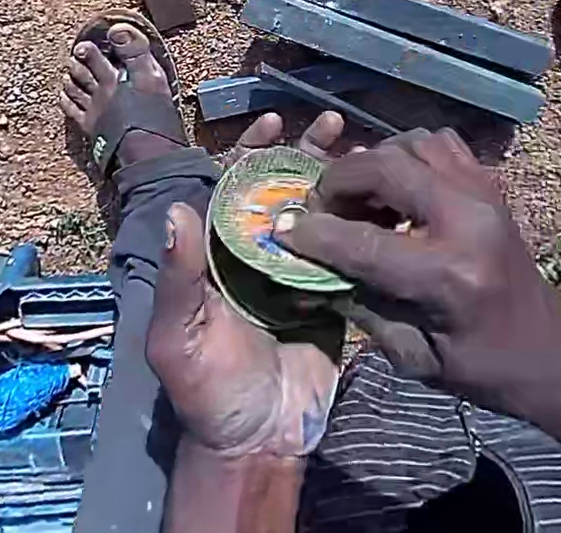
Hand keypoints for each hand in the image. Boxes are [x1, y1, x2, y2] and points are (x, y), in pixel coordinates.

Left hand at [145, 112, 344, 458]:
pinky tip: (384, 198)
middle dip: (307, 150)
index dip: (253, 149)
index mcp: (222, 249)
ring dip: (340, 176)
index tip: (274, 121)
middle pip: (285, 186)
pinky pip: (348, 244)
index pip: (235, 185)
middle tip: (334, 124)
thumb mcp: (181, 336)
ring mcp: (301, 265)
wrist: (262, 437)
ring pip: (320, 208)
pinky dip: (364, 219)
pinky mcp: (333, 286)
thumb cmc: (209, 388)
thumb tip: (177, 208)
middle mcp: (263, 248)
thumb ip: (180, 276)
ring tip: (364, 149)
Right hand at [276, 128, 560, 414]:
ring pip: (411, 142)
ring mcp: (483, 189)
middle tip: (320, 203)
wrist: (547, 343)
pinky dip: (407, 153)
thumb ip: (358, 303)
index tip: (284, 226)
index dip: (315, 232)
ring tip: (360, 194)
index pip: (364, 242)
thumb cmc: (480, 365)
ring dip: (373, 162)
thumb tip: (309, 263)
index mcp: (449, 276)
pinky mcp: (488, 179)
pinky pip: (438, 142)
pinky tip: (398, 183)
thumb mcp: (412, 356)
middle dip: (339, 181)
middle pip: (385, 168)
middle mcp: (468, 218)